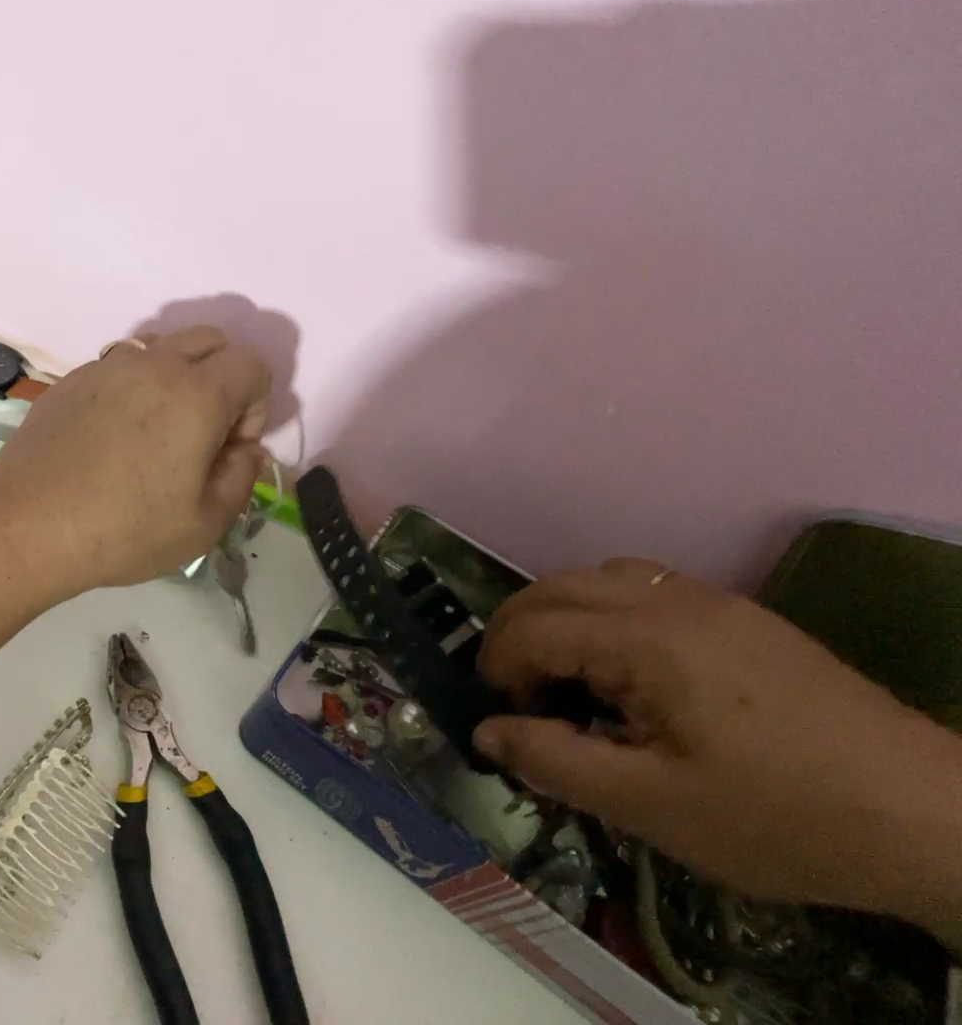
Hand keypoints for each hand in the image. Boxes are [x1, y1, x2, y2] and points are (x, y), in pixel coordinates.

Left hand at [0, 327, 270, 597]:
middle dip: (220, 377)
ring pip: (158, 346)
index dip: (254, 406)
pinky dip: (129, 386)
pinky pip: (115, 366)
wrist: (27, 526)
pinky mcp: (68, 381)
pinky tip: (109, 435)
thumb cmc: (124, 532)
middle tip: (201, 432)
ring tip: (154, 429)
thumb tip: (246, 451)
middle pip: (208, 340)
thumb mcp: (202, 524)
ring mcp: (104, 368)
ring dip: (173, 375)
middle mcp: (152, 365)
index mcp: (197, 394)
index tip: (230, 448)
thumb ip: (240, 478)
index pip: (251, 365)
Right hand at [475, 559, 961, 930]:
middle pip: (552, 588)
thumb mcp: (650, 807)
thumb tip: (484, 731)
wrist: (937, 823)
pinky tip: (627, 665)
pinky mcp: (743, 617)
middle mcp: (670, 601)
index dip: (499, 671)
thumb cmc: (782, 818)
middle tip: (524, 697)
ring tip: (571, 676)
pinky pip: (644, 585)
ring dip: (560, 617)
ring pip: (596, 577)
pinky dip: (606, 611)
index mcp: (644, 641)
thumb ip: (551, 762)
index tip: (513, 722)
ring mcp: (713, 602)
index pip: (529, 629)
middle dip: (516, 636)